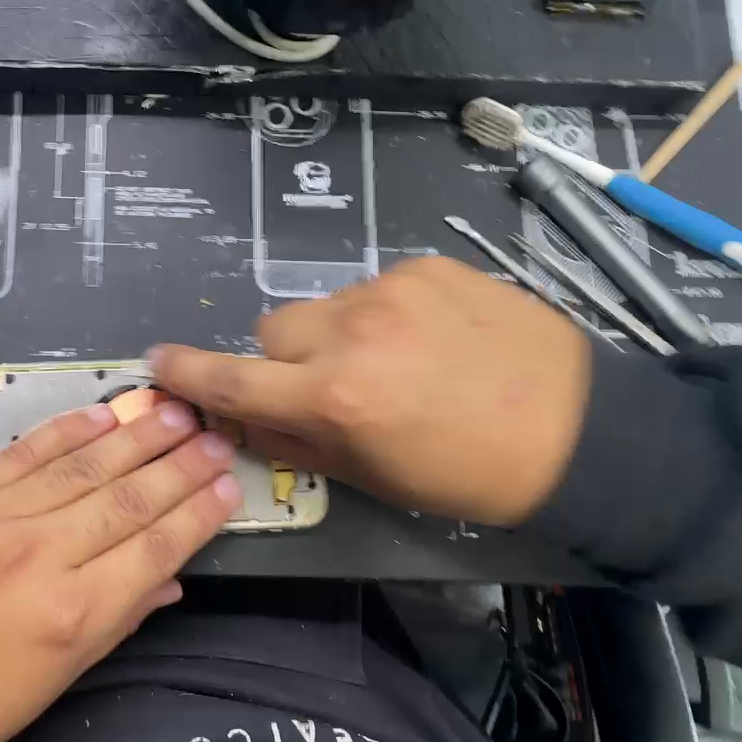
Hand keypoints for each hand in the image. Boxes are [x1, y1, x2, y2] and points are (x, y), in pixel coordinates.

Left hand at [0, 400, 241, 741]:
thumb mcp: (62, 676)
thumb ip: (122, 617)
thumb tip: (172, 574)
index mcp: (73, 612)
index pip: (156, 547)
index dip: (199, 513)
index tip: (230, 486)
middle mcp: (41, 554)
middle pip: (128, 498)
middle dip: (180, 465)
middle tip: (216, 438)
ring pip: (83, 466)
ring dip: (135, 436)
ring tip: (175, 413)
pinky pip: (25, 453)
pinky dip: (66, 431)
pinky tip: (102, 414)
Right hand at [149, 256, 591, 526]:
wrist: (583, 431)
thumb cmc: (468, 474)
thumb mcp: (372, 476)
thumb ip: (294, 440)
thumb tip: (242, 416)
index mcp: (338, 398)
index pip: (236, 381)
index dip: (189, 374)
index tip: (159, 362)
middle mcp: (353, 332)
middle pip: (271, 329)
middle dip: (284, 358)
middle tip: (331, 385)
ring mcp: (392, 288)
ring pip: (320, 307)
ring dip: (334, 333)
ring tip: (395, 360)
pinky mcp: (426, 265)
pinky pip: (372, 287)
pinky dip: (381, 313)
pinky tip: (430, 337)